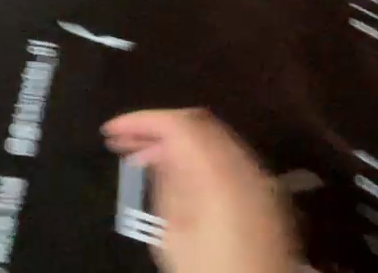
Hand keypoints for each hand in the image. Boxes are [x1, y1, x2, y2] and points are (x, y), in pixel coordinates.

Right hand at [103, 108, 298, 272]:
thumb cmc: (210, 271)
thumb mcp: (175, 235)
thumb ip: (166, 184)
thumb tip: (155, 153)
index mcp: (220, 175)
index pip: (177, 124)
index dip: (141, 120)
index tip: (112, 130)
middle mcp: (245, 169)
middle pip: (196, 124)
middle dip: (156, 127)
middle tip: (123, 140)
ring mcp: (260, 183)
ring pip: (211, 139)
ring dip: (175, 141)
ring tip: (142, 157)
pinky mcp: (265, 199)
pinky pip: (225, 159)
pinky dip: (197, 156)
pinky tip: (176, 173)